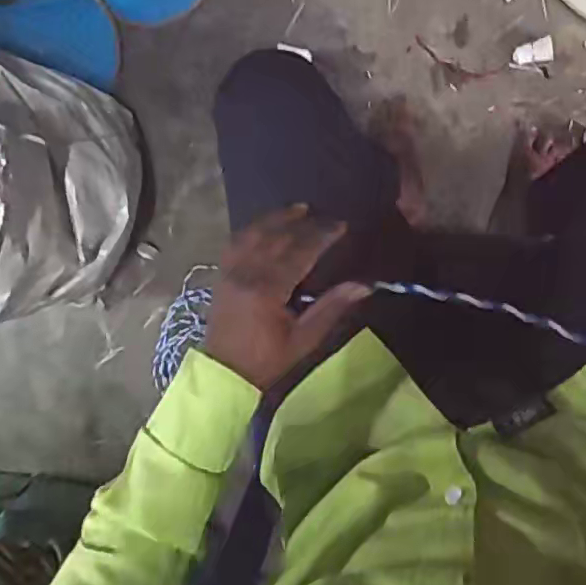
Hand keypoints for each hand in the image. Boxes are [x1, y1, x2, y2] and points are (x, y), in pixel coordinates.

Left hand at [202, 205, 372, 389]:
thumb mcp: (304, 339)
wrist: (225, 375)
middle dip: (303, 224)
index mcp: (267, 289)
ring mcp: (229, 272)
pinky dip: (252, 229)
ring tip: (298, 209)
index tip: (341, 226)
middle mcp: (245, 272)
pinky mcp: (221, 275)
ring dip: (276, 219)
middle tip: (325, 217)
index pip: (299, 251)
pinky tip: (265, 225)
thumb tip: (363, 285)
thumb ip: (332, 308)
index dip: (321, 235)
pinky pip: (236, 242)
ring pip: (253, 234)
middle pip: (277, 237)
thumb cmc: (268, 360)